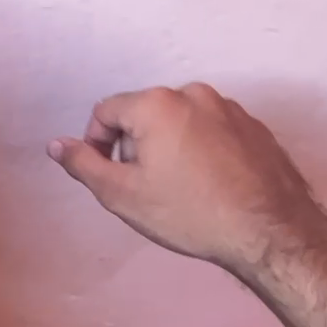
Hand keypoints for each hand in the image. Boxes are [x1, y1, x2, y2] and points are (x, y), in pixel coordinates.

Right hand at [47, 83, 326, 272]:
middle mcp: (193, 94)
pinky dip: (199, 150)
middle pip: (142, 114)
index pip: (105, 112)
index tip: (111, 177)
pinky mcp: (255, 127)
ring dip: (166, 146)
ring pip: (177, 121)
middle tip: (143, 186)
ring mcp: (229, 108)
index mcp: (156, 104)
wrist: (271, 233)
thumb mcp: (121, 194)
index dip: (97, 144)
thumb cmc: (188, 212)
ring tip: (178, 187)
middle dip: (134, 145)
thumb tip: (55, 144)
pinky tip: (207, 184)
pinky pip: (209, 130)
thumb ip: (82, 164)